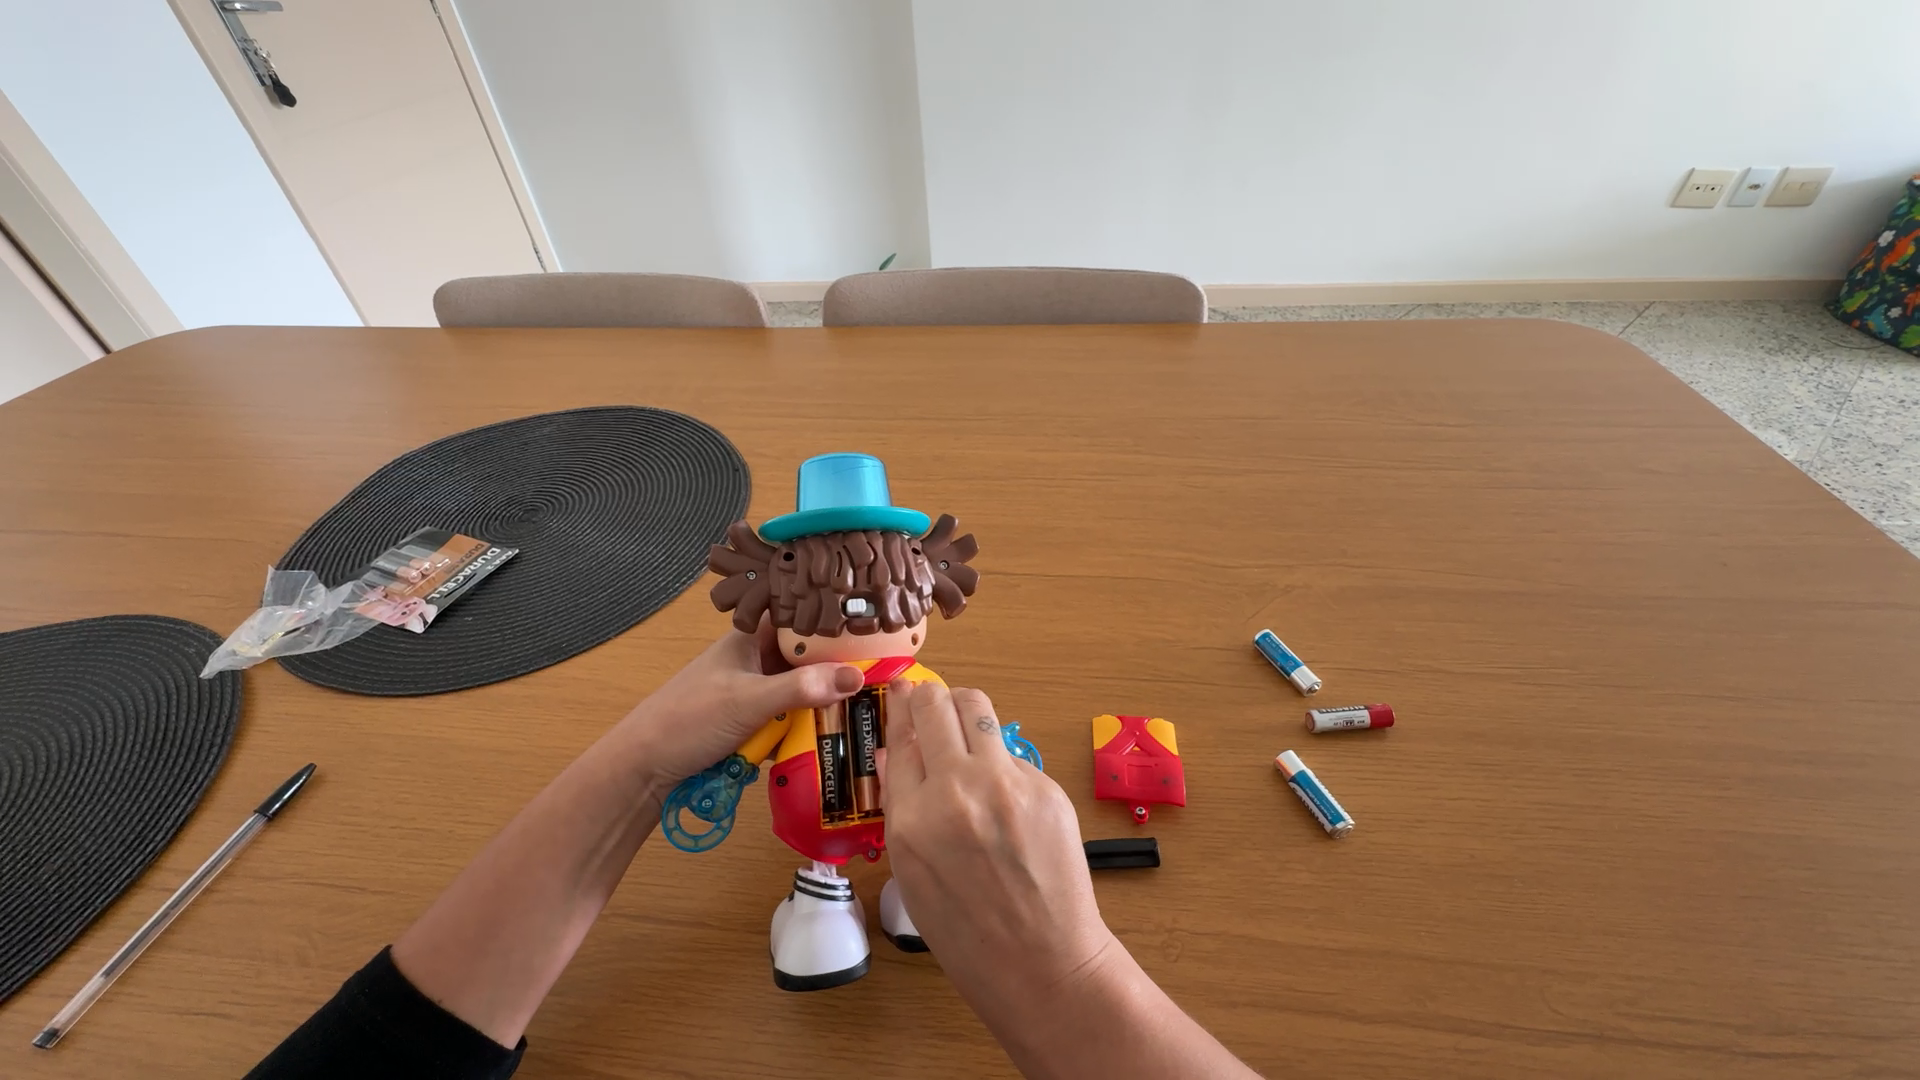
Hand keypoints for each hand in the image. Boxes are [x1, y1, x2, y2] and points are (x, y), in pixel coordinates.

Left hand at [619, 620, 862, 788]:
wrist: (641, 768)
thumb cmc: (688, 720)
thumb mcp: (750, 701)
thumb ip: (802, 688)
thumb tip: (857, 676)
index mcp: (750, 638)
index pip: (799, 615)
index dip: (833, 618)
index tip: (873, 625)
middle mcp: (754, 658)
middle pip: (806, 656)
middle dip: (836, 667)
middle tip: (878, 672)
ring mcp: (751, 690)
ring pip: (799, 688)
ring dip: (820, 700)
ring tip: (863, 705)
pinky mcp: (750, 720)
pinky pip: (788, 716)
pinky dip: (803, 725)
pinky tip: (827, 733)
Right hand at [879, 680, 1117, 1001]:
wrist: (1041, 963)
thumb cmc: (965, 932)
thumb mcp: (911, 874)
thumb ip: (902, 807)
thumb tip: (896, 750)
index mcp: (911, 820)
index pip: (899, 736)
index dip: (899, 710)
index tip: (900, 695)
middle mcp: (955, 790)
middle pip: (934, 704)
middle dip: (928, 696)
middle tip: (930, 702)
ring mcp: (1004, 784)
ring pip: (976, 707)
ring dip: (964, 708)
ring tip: (964, 724)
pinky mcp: (1044, 786)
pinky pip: (1011, 752)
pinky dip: (1000, 760)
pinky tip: (1003, 794)